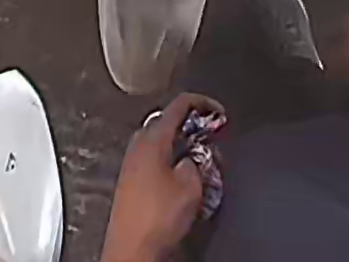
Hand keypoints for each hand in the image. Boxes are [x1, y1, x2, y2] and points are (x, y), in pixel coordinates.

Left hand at [101, 93, 223, 261]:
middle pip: (167, 120)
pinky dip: (168, 154)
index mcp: (153, 136)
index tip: (220, 112)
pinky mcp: (129, 177)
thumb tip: (189, 158)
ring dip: (179, 141)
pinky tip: (178, 172)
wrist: (129, 250)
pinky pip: (152, 154)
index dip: (202, 102)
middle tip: (209, 135)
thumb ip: (195, 162)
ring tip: (197, 154)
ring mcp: (131, 159)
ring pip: (159, 138)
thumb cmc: (160, 214)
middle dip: (190, 123)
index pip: (179, 105)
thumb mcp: (189, 187)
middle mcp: (139, 141)